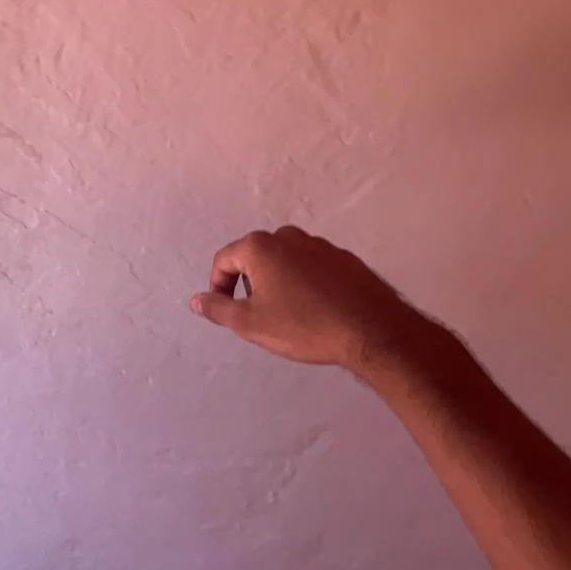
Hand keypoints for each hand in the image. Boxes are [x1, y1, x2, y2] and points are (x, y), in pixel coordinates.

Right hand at [191, 226, 433, 370]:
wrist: (373, 332)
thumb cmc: (304, 326)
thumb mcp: (250, 323)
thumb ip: (218, 308)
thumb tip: (197, 300)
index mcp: (260, 247)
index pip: (224, 260)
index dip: (218, 285)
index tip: (225, 308)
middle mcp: (288, 237)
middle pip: (255, 256)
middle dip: (249, 282)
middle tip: (256, 312)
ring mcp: (320, 246)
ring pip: (285, 260)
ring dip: (278, 281)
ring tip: (288, 313)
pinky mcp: (346, 259)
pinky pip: (313, 267)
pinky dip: (306, 283)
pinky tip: (316, 310)